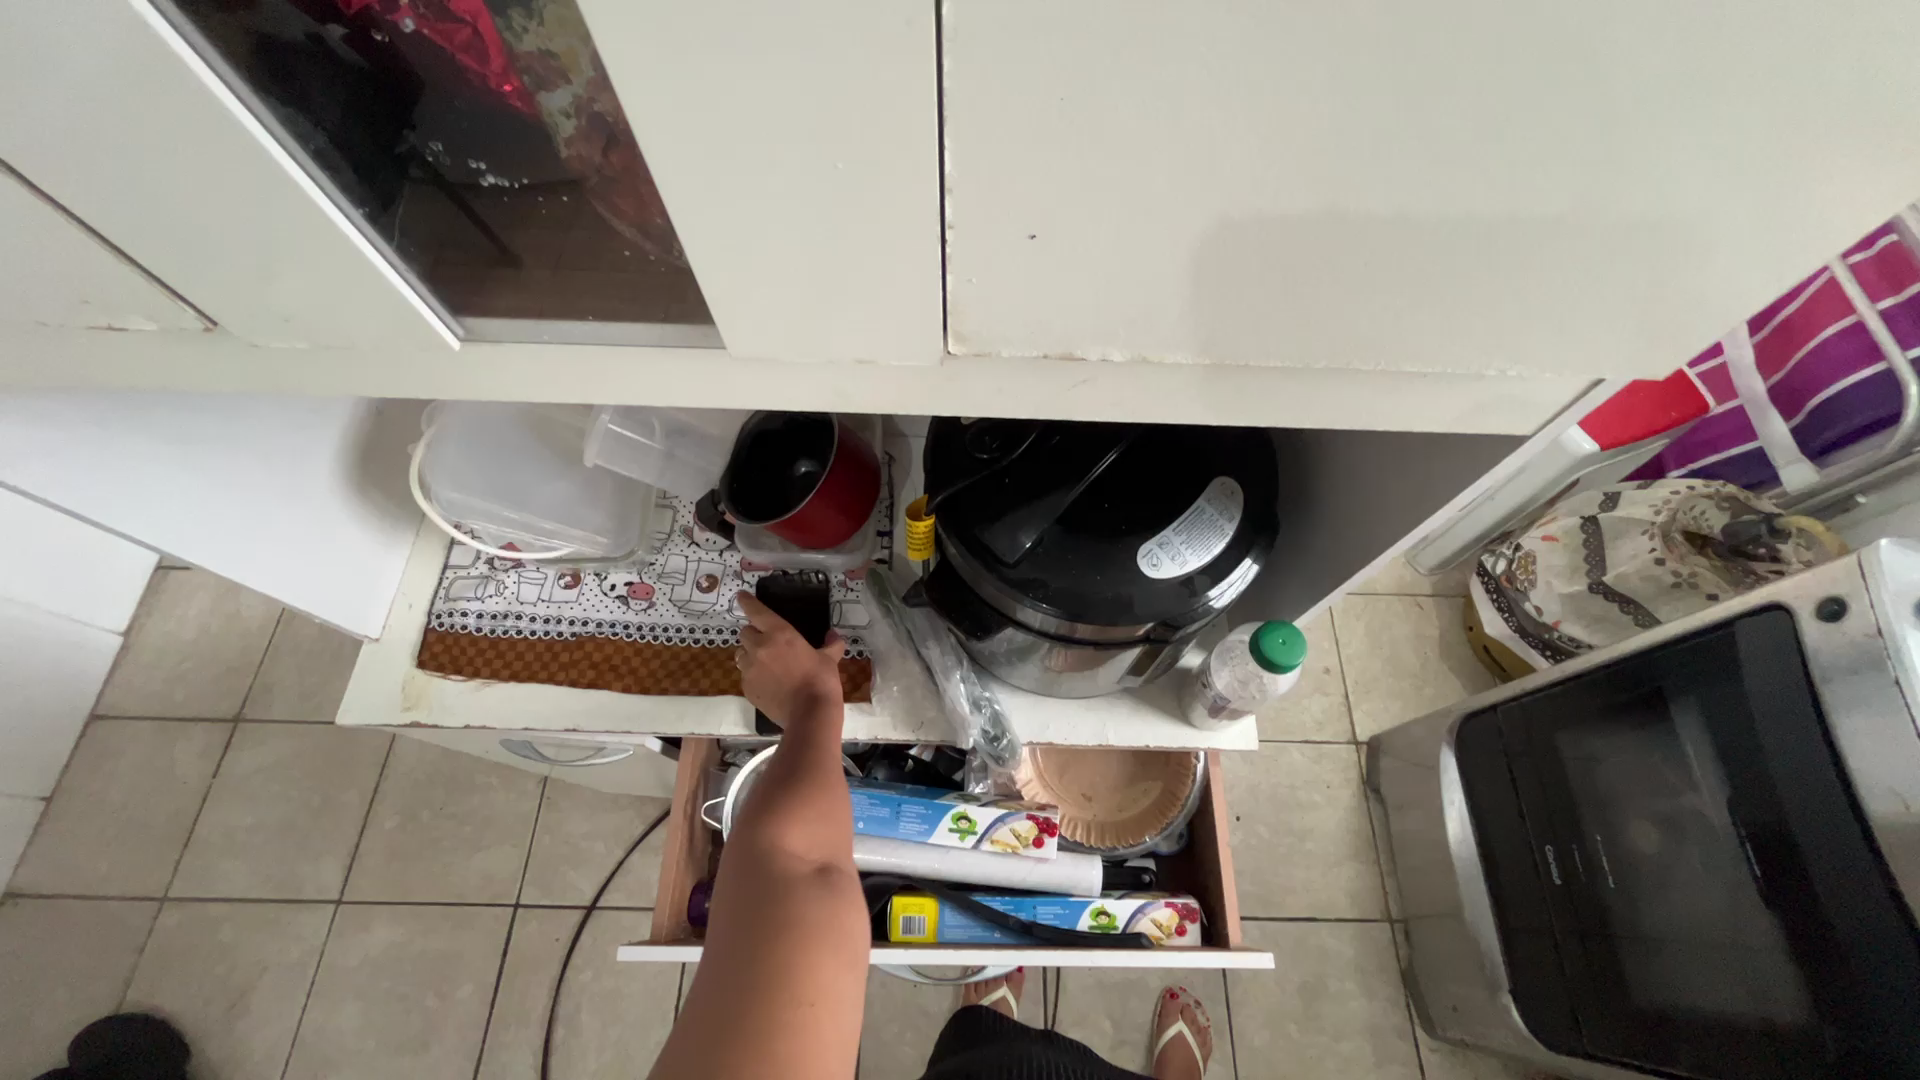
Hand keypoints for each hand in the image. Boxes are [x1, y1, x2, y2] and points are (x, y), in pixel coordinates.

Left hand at [736, 591, 844, 728]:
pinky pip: (745, 675)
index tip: (741, 596)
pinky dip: (753, 675)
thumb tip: (834, 636)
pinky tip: (768, 683)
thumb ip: (831, 645)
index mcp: (780, 633)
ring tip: (765, 663)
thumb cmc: (821, 680)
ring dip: (750, 654)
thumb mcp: (829, 659)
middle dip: (753, 634)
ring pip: (741, 654)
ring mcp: (750, 669)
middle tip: (766, 641)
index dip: (747, 602)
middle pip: (744, 633)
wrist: (809, 714)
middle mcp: (760, 647)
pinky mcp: (747, 688)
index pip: (756, 611)